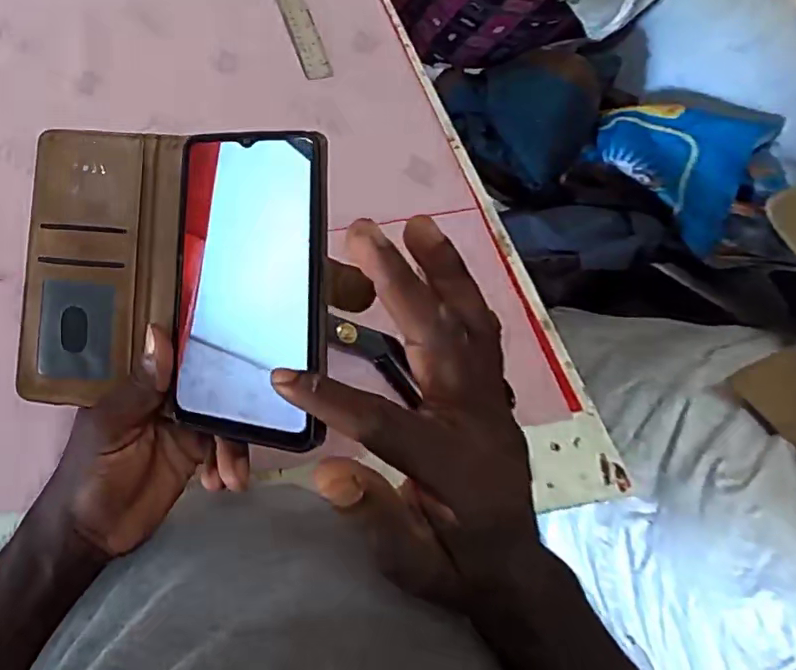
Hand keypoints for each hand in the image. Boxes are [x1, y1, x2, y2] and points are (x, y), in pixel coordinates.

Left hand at [36, 325, 248, 558]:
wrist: (93, 532)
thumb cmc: (89, 470)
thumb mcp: (112, 426)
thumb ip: (140, 386)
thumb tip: (159, 333)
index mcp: (134, 376)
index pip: (169, 348)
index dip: (197, 340)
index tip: (231, 339)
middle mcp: (159, 392)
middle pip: (203, 379)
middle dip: (228, 398)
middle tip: (245, 421)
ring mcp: (177, 421)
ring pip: (218, 414)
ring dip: (231, 441)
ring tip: (230, 475)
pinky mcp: (191, 449)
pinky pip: (221, 443)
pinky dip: (229, 460)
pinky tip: (223, 483)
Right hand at [273, 216, 542, 607]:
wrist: (515, 571)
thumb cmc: (454, 564)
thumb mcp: (412, 564)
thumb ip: (375, 520)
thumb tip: (328, 472)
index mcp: (454, 466)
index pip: (385, 421)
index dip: (330, 397)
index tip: (280, 375)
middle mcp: (478, 419)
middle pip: (439, 340)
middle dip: (397, 282)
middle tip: (362, 232)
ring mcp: (491, 399)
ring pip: (471, 323)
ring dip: (443, 269)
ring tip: (419, 225)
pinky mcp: (492, 388)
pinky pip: (479, 329)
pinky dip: (459, 288)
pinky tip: (438, 259)